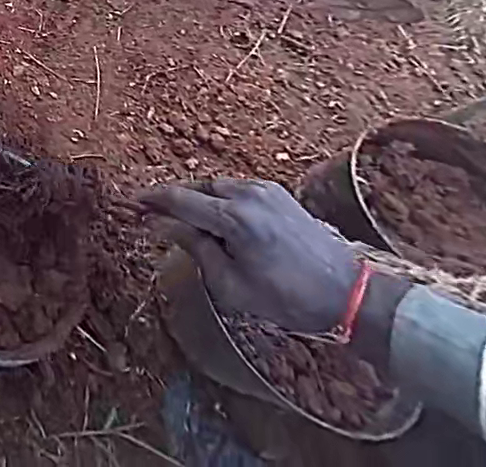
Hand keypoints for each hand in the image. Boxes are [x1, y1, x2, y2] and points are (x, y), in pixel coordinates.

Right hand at [139, 179, 358, 333]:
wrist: (354, 295)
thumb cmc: (289, 298)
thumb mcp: (233, 284)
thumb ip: (194, 247)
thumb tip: (160, 223)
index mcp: (233, 218)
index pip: (179, 199)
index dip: (151, 200)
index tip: (132, 202)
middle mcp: (246, 193)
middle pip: (196, 188)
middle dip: (174, 200)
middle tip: (156, 215)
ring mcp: (265, 189)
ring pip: (216, 187)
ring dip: (199, 200)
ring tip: (190, 221)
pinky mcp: (278, 192)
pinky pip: (237, 189)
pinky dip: (221, 200)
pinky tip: (221, 219)